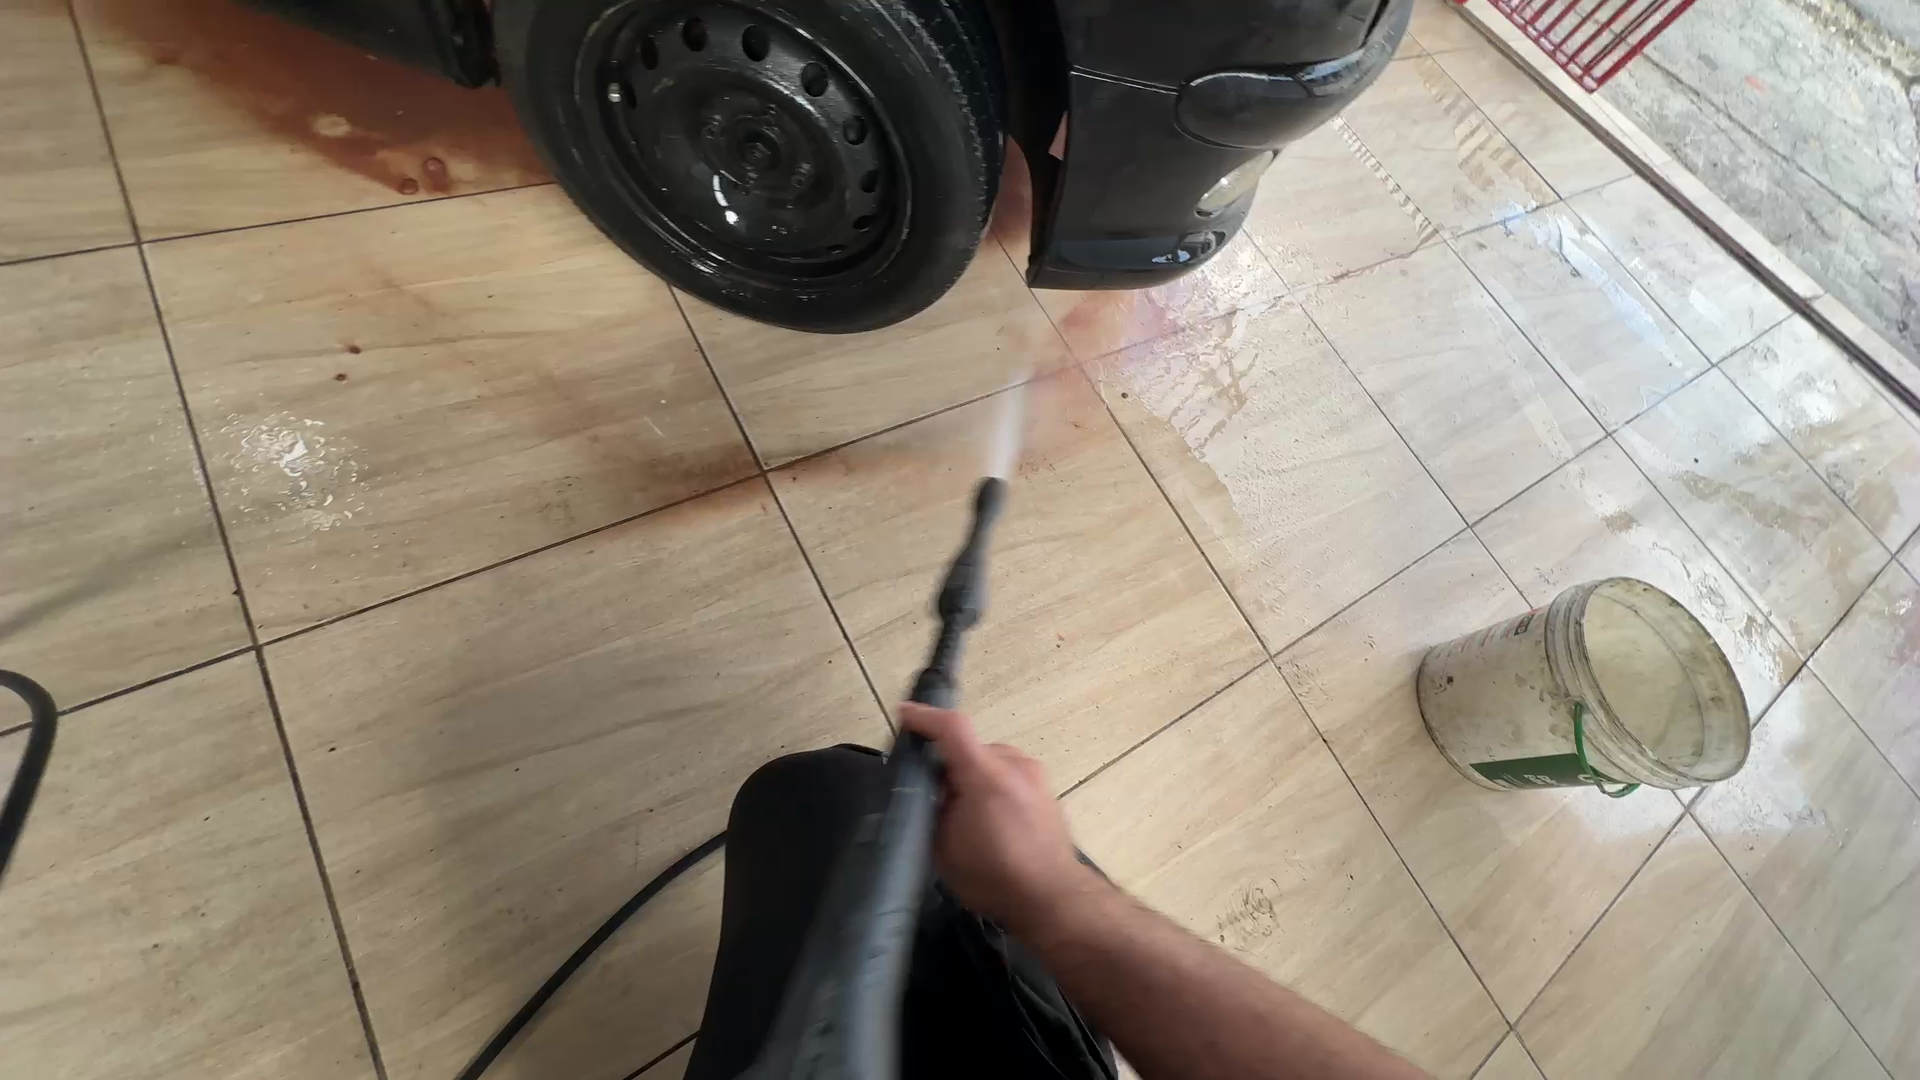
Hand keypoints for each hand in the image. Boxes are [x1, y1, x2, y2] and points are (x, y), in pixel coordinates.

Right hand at [899, 703, 1095, 930]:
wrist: (1053, 898)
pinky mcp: (1046, 787)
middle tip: (936, 800)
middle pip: (970, 748)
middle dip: (949, 767)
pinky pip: (1009, 773)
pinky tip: (994, 820)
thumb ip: (935, 807)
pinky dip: (994, 785)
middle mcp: (1014, 764)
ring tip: (969, 816)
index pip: (952, 727)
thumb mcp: (944, 847)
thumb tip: (935, 787)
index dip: (925, 717)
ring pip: (990, 760)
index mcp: (986, 775)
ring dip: (974, 776)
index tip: (904, 715)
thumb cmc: (994, 877)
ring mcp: (1034, 773)